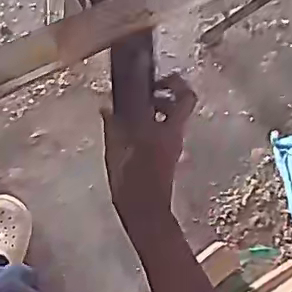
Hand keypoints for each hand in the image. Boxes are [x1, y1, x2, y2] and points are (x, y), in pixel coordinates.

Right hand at [103, 74, 195, 243]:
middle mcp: (174, 135)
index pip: (184, 97)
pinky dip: (151, 124)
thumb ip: (113, 126)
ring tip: (130, 112)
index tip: (155, 80)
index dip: (174, 82)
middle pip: (180, 105)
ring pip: (171, 118)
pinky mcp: (167, 156)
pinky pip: (163, 131)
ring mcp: (172, 146)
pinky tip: (130, 131)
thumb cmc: (131, 180)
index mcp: (166, 129)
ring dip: (156, 110)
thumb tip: (106, 106)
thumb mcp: (116, 150)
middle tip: (144, 94)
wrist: (144, 210)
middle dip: (164, 94)